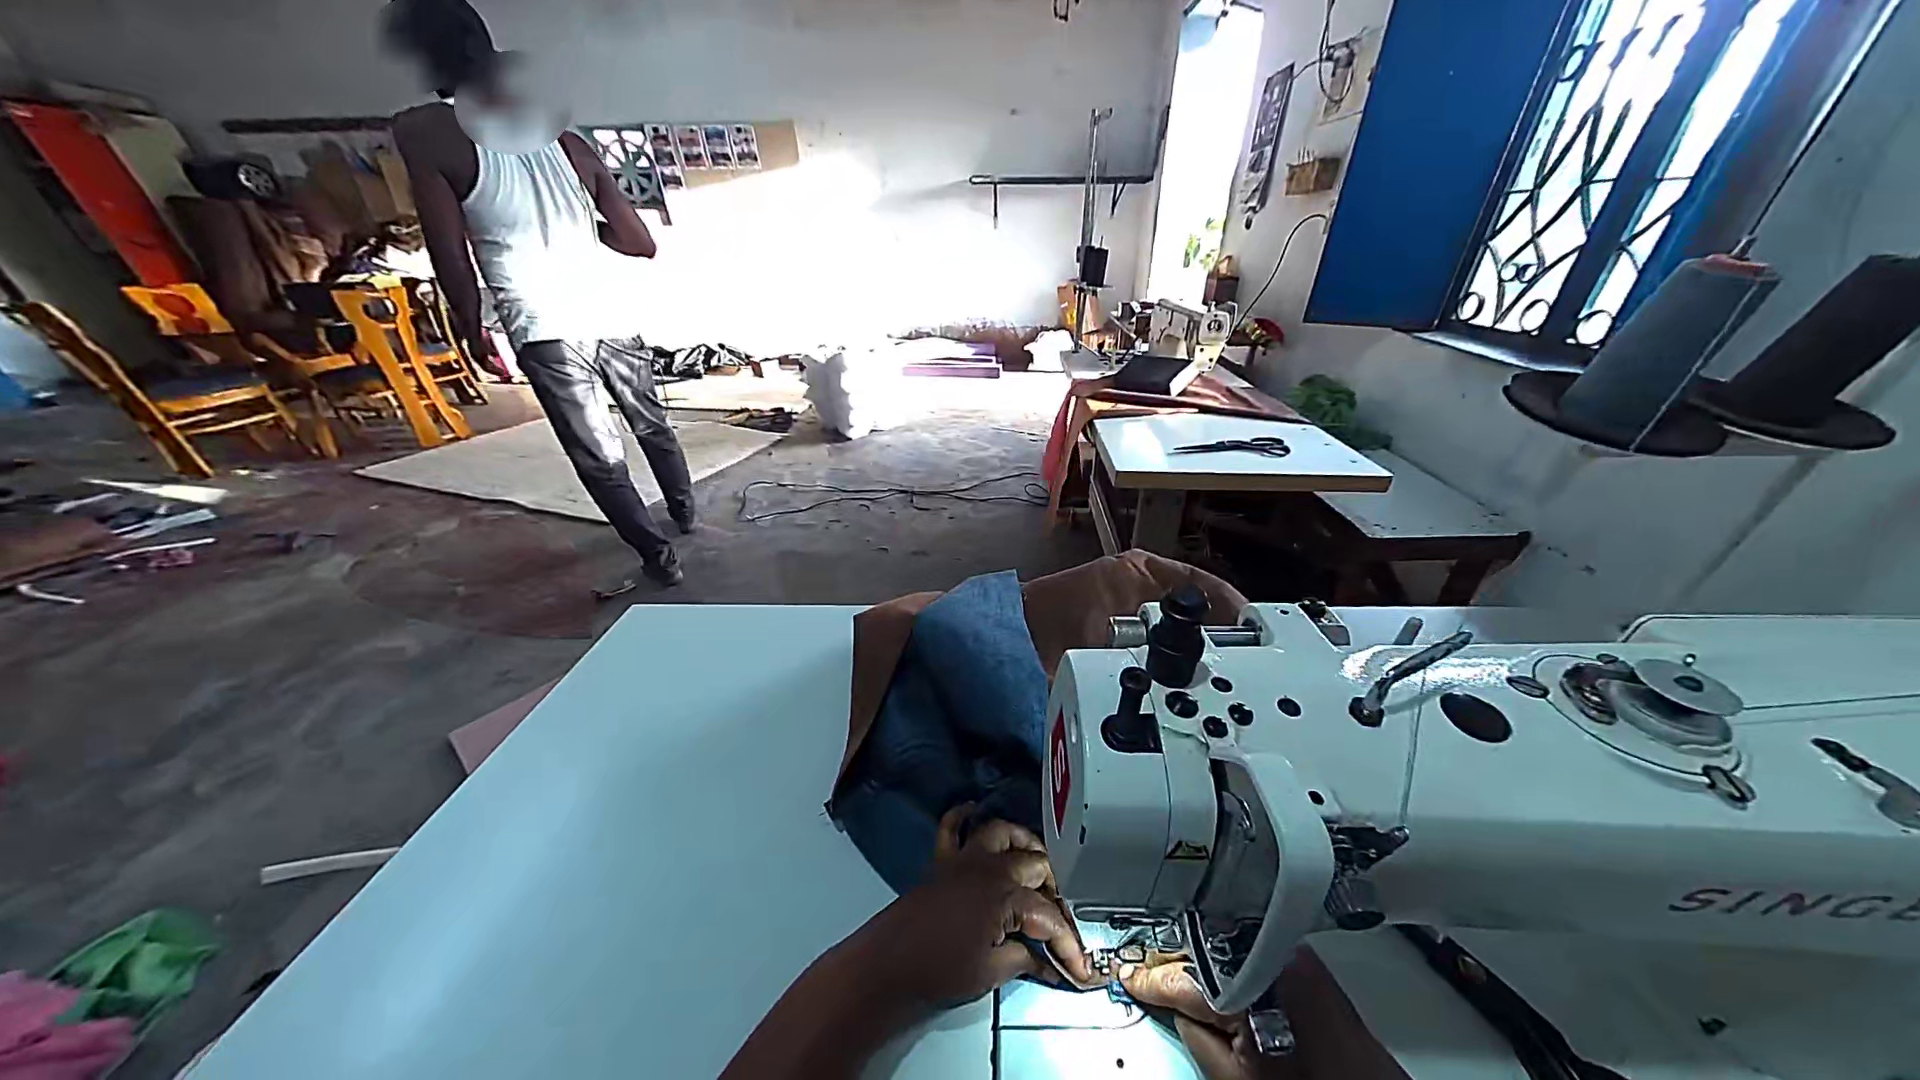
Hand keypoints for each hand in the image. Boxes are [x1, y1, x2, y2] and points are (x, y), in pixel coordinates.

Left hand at [839, 812, 1091, 1010]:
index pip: (1049, 915)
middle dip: (1055, 889)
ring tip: (1036, 861)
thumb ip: (1023, 959)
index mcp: (1007, 895)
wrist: (888, 964)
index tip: (1079, 968)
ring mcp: (964, 859)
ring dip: (1022, 842)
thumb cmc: (940, 970)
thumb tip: (1045, 963)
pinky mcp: (942, 861)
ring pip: (1001, 833)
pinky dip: (962, 815)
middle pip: (1035, 865)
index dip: (1068, 943)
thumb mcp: (991, 973)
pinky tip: (972, 810)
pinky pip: (952, 827)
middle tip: (1060, 917)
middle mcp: (990, 867)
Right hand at [1122, 957, 1287, 1079]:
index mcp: (1245, 984)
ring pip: (1222, 944)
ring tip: (1183, 983)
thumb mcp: (1235, 1079)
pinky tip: (1222, 982)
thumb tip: (1171, 1004)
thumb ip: (1193, 1034)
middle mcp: (1267, 955)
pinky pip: (1249, 947)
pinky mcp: (1302, 955)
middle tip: (1148, 979)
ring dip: (1200, 961)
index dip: (1146, 978)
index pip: (1177, 976)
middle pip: (1198, 951)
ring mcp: (1287, 950)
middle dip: (1173, 966)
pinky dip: (1230, 961)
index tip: (1128, 975)